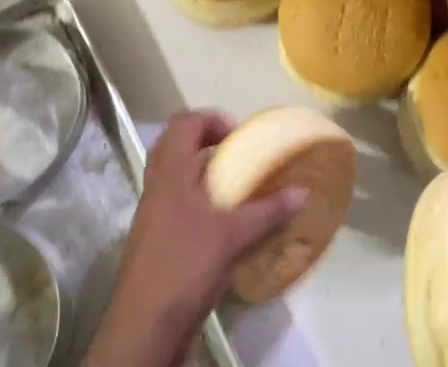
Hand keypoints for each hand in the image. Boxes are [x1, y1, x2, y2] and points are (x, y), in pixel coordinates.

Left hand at [88, 110, 307, 366]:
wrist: (145, 326)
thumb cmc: (185, 266)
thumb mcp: (233, 236)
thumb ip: (268, 211)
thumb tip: (302, 191)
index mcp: (169, 175)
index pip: (182, 124)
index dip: (211, 120)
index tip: (239, 137)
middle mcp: (156, 189)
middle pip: (175, 147)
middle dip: (207, 144)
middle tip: (237, 157)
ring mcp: (152, 217)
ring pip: (175, 179)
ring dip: (204, 176)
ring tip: (236, 190)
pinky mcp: (155, 243)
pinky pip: (177, 207)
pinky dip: (200, 205)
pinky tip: (224, 227)